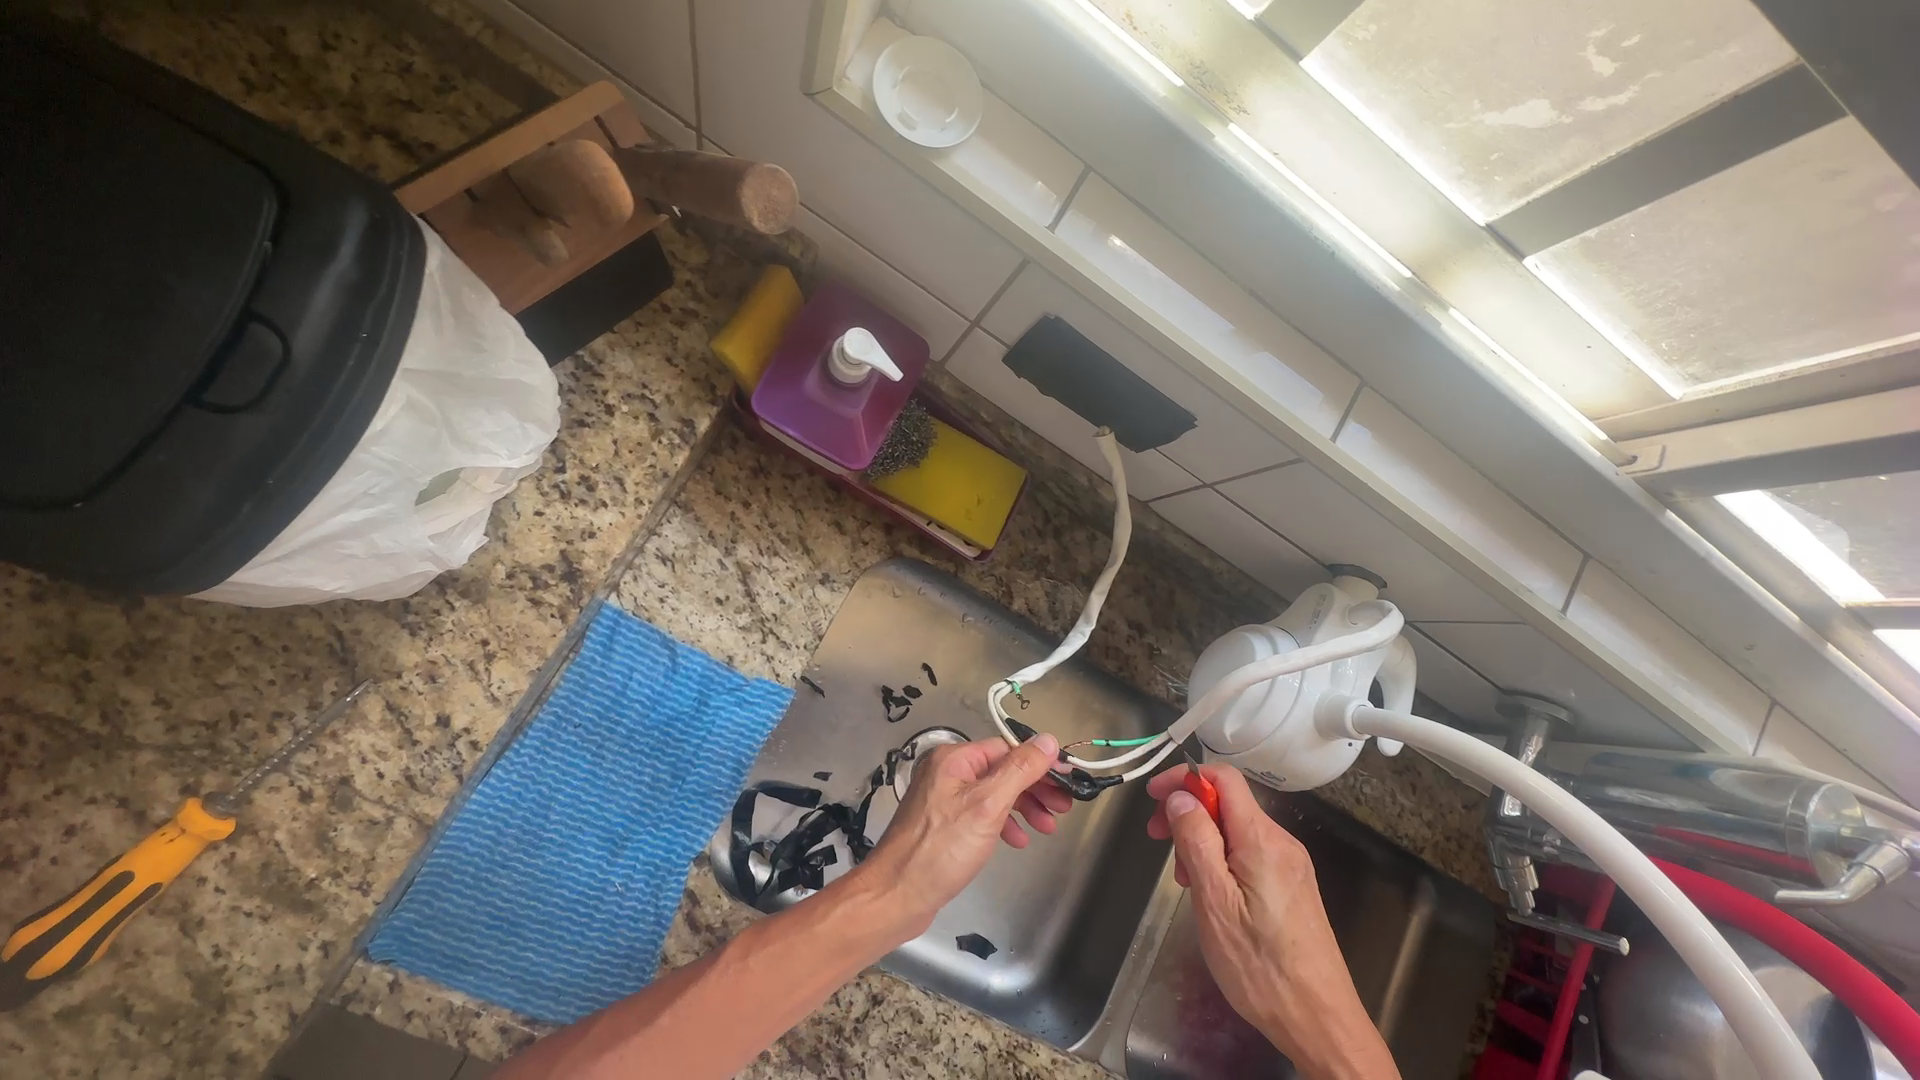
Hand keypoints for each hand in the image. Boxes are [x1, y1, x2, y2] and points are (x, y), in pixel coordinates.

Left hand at [856, 734, 1070, 932]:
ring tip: (1047, 826)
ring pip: (994, 793)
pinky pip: (981, 814)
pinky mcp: (943, 824)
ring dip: (1023, 807)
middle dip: (1034, 788)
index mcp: (954, 759)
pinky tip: (1017, 839)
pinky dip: (1003, 823)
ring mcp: (943, 798)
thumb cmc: (940, 850)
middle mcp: (947, 772)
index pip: (1007, 749)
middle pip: (1002, 770)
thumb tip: (1047, 741)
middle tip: (1063, 806)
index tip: (1067, 778)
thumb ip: (1019, 771)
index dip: (1040, 763)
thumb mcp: (987, 805)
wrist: (897, 895)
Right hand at [1147, 764, 1399, 1079]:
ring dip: (1202, 841)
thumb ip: (1196, 841)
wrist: (1319, 1020)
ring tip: (1186, 882)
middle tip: (1159, 843)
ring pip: (1235, 830)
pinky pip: (1249, 853)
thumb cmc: (1259, 965)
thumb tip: (1181, 797)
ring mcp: (1290, 865)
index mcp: (1262, 840)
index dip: (1184, 778)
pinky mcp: (1292, 886)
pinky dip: (1220, 860)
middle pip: (1228, 803)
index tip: (1153, 796)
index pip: (1223, 779)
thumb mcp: (1214, 901)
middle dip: (1188, 813)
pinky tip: (1211, 894)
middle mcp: (1281, 843)